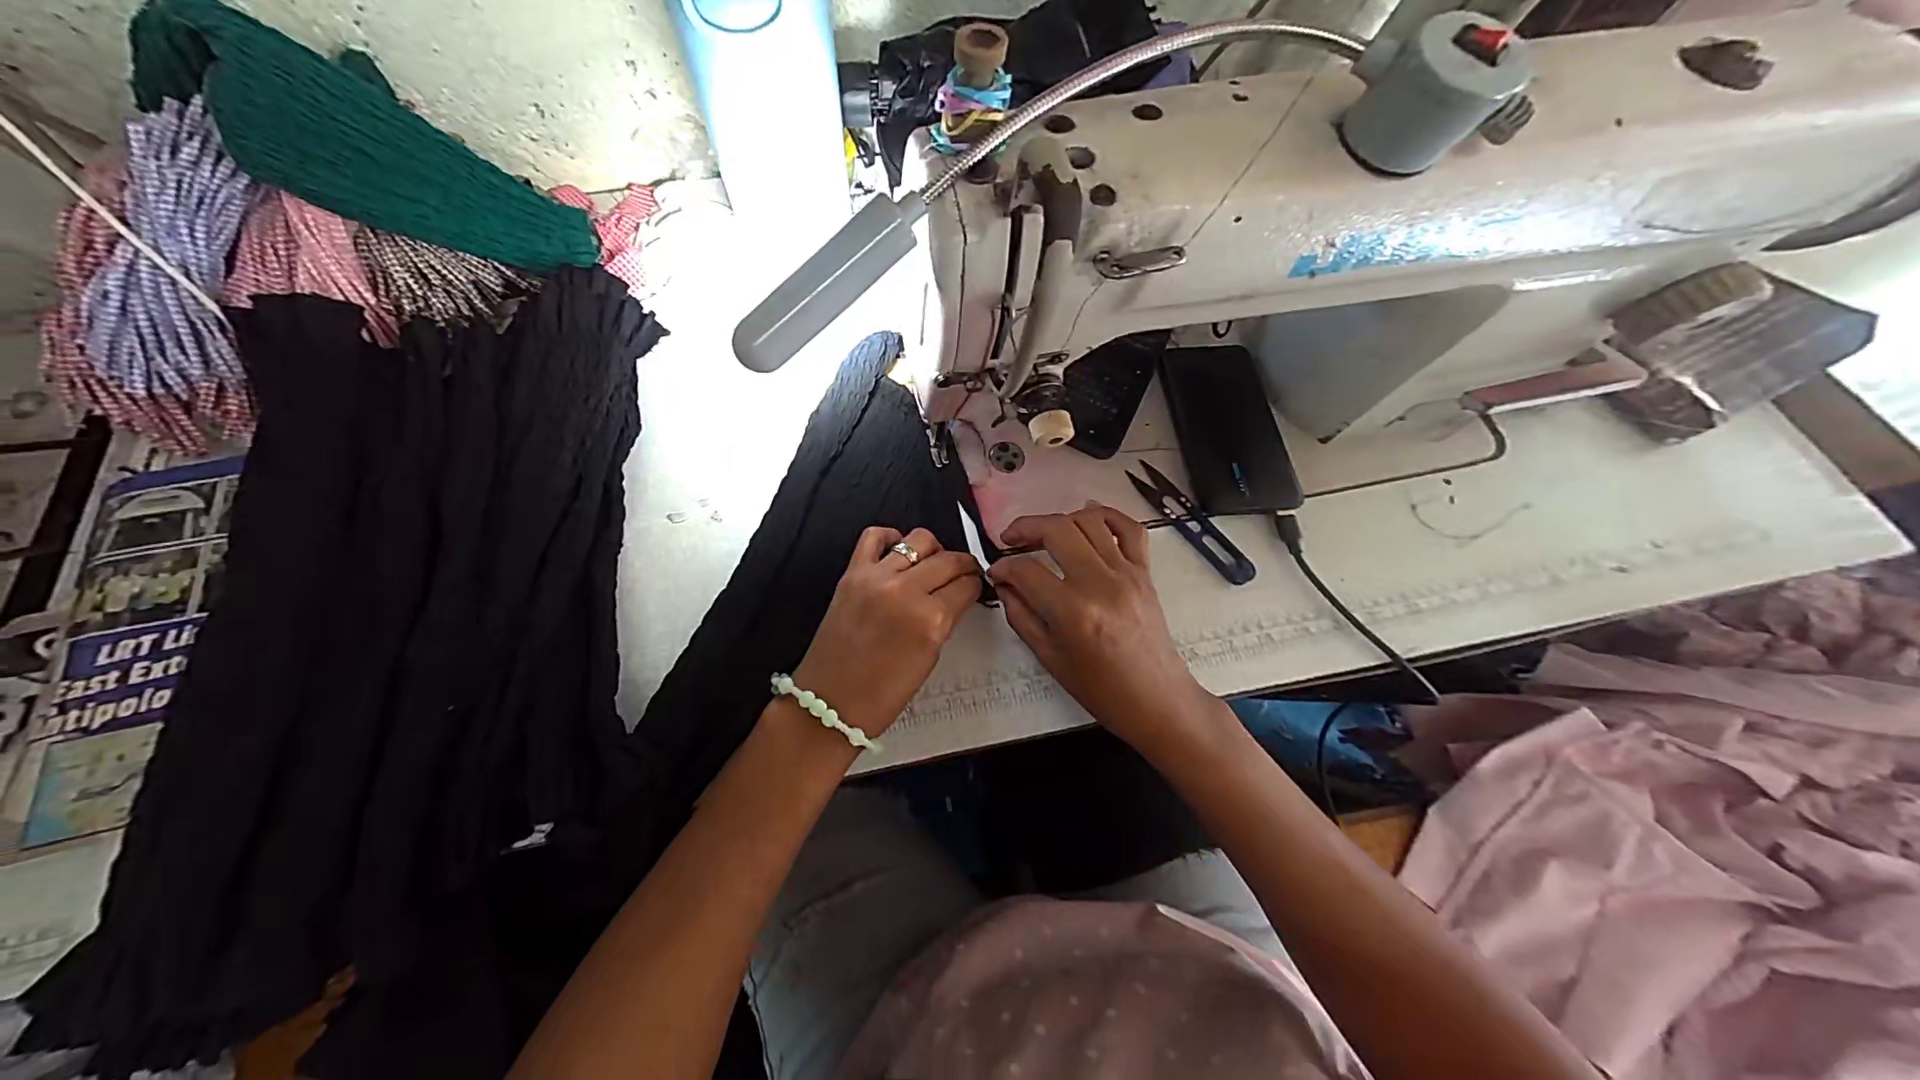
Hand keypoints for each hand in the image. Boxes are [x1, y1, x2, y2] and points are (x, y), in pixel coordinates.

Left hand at [791, 527, 980, 739]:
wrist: (831, 703)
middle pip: (949, 560)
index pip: (965, 585)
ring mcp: (876, 578)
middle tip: (963, 574)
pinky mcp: (852, 574)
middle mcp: (905, 592)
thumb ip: (944, 621)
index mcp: (930, 619)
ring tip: (932, 564)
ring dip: (934, 551)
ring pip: (920, 540)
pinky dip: (892, 537)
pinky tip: (899, 550)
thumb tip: (955, 597)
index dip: (974, 585)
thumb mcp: (929, 658)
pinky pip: (874, 536)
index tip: (974, 586)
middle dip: (962, 567)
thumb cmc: (880, 693)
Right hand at [988, 504, 1225, 755]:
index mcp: (1073, 612)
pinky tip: (1087, 515)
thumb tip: (1004, 584)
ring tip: (1044, 533)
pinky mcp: (1145, 573)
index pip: (1026, 570)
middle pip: (1057, 530)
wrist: (1156, 700)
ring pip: (1089, 521)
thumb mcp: (1050, 658)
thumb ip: (1021, 615)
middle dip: (1025, 527)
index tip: (997, 572)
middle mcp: (1100, 584)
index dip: (1003, 567)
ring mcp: (1127, 574)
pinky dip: (1108, 515)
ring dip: (1060, 519)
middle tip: (1011, 539)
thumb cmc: (1101, 689)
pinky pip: (1130, 529)